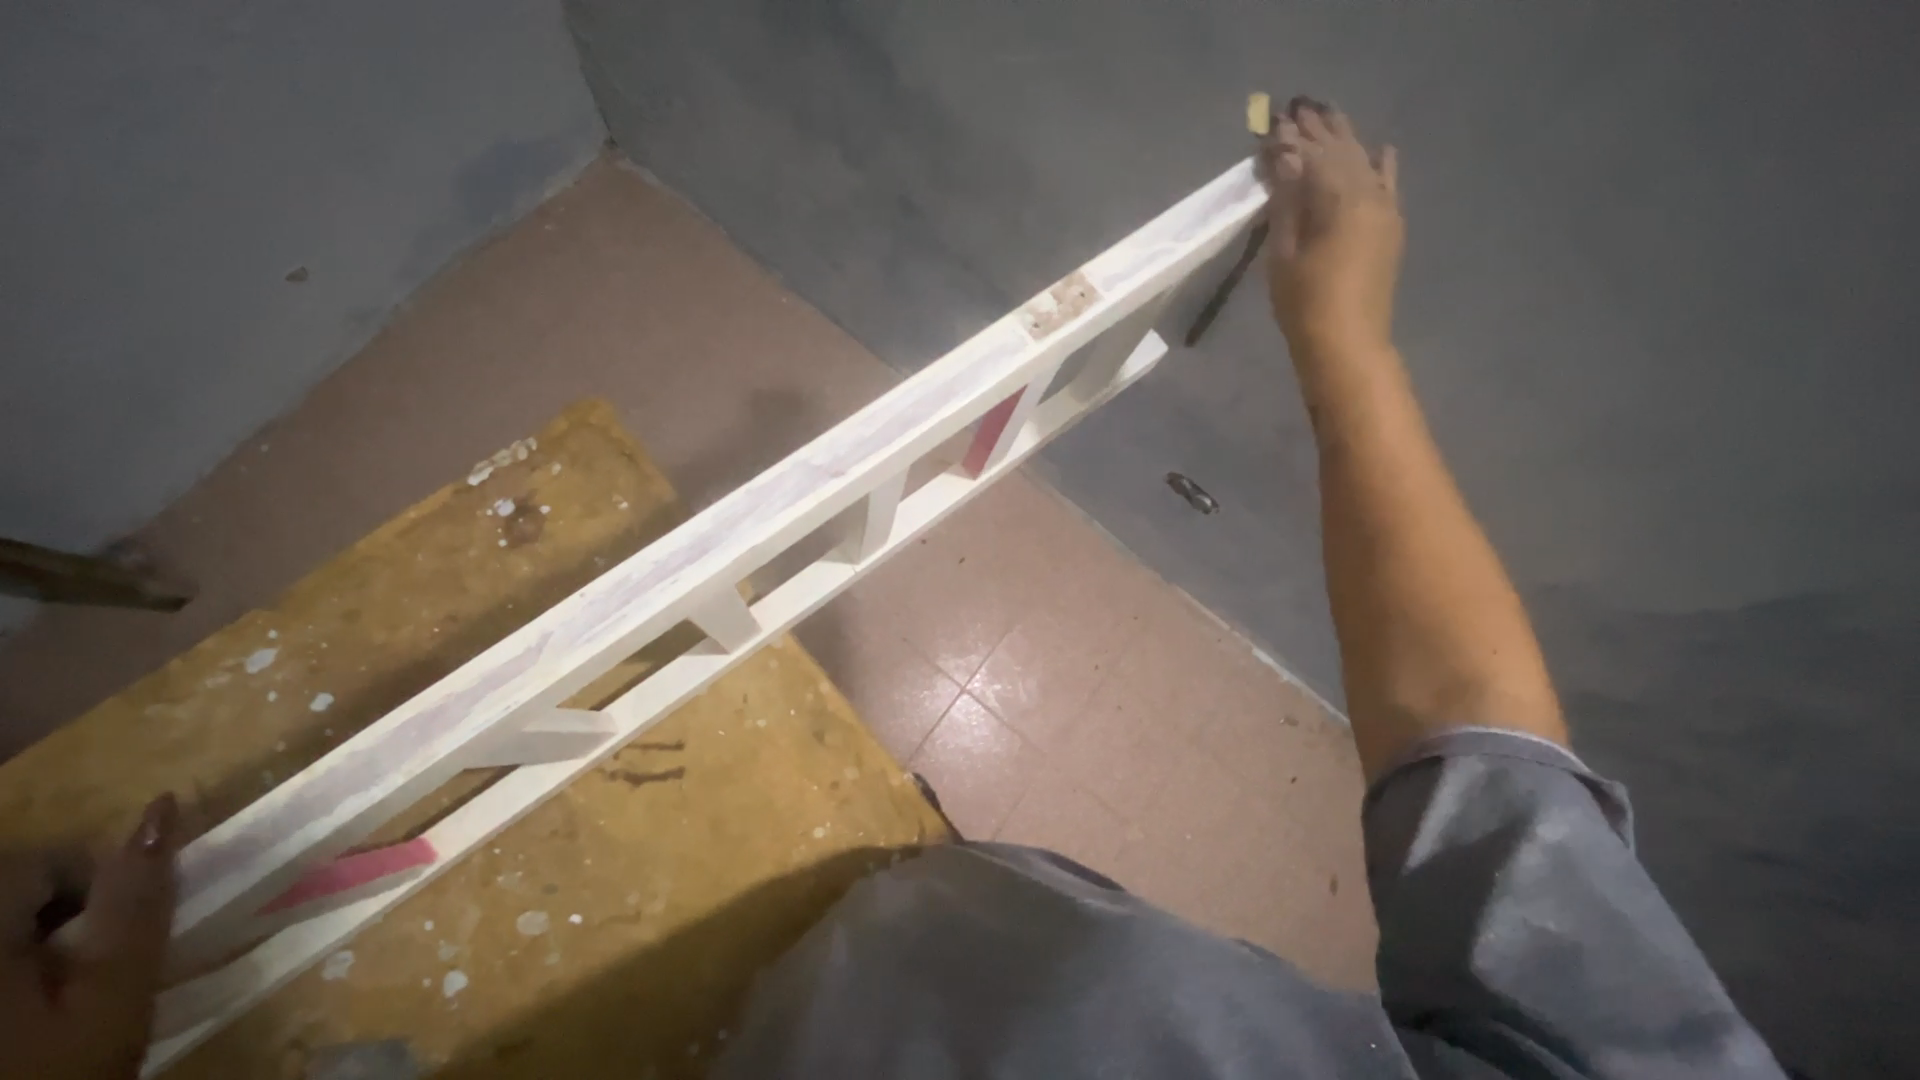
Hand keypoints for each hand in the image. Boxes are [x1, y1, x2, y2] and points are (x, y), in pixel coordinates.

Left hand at [0, 795, 179, 1079]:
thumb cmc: (56, 1075)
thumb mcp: (114, 993)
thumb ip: (136, 900)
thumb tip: (163, 809)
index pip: (38, 860)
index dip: (85, 887)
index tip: (102, 943)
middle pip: (1, 887)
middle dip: (40, 913)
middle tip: (67, 971)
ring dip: (18, 937)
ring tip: (32, 996)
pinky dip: (7, 966)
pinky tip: (9, 1017)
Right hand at [1261, 97, 1403, 356]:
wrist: (1347, 344)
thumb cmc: (1304, 304)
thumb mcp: (1284, 252)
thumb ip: (1287, 201)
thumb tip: (1286, 157)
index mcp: (1340, 199)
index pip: (1314, 155)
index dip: (1293, 137)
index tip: (1274, 119)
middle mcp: (1369, 194)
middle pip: (1341, 151)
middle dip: (1319, 128)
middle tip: (1298, 105)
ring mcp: (1385, 209)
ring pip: (1363, 162)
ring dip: (1344, 139)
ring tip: (1327, 115)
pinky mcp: (1390, 228)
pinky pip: (1388, 185)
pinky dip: (1381, 165)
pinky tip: (1380, 149)